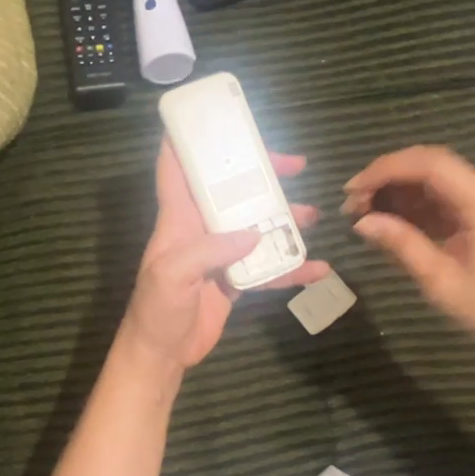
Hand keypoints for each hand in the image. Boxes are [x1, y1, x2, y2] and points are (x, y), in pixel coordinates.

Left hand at [120, 143, 329, 370]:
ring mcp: (219, 254)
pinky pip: (266, 267)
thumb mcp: (173, 274)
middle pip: (230, 190)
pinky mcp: (234, 279)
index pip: (175, 168)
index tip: (216, 120)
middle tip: (295, 164)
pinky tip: (317, 269)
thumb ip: (210, 249)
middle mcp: (199, 229)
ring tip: (312, 215)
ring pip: (255, 225)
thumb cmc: (156, 310)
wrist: (162, 356)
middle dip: (260, 174)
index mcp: (178, 219)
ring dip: (283, 218)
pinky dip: (290, 268)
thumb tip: (254, 234)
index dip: (187, 140)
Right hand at [342, 146, 474, 354]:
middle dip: (386, 176)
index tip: (352, 190)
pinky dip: (412, 203)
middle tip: (351, 202)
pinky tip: (387, 220)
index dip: (385, 169)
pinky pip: (441, 196)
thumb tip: (361, 222)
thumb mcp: (440, 280)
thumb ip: (401, 244)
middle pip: (429, 163)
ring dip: (396, 189)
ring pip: (432, 177)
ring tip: (362, 212)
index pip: (429, 164)